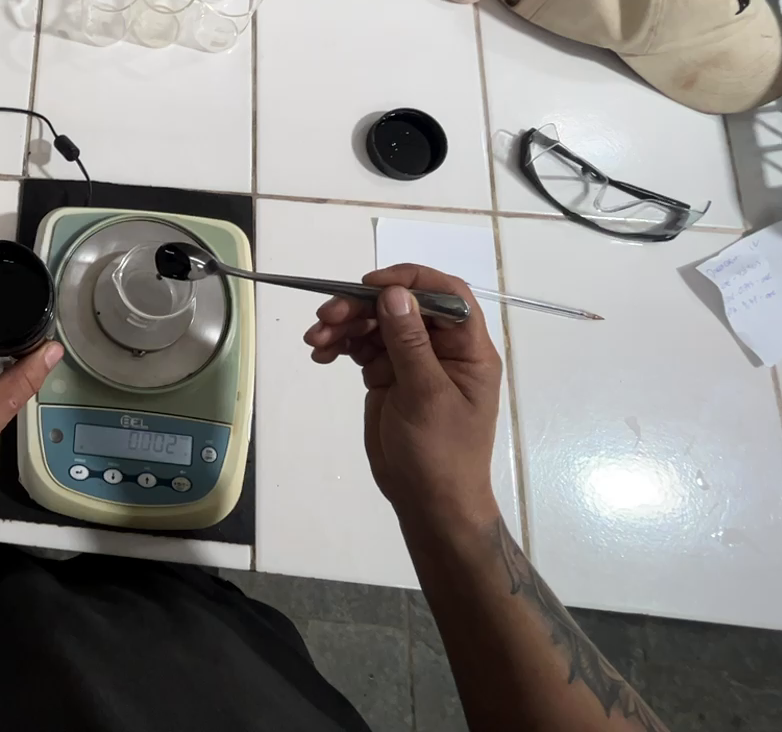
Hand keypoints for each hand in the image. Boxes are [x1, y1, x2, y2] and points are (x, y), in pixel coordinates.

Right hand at [304, 264, 501, 533]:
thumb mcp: (425, 395)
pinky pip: (360, 346)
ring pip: (374, 324)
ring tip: (315, 341)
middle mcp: (440, 348)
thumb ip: (409, 342)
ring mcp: (411, 361)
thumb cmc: (440, 451)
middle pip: (398, 306)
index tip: (370, 286)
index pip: (445, 294)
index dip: (409, 281)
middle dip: (360, 307)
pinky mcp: (387, 374)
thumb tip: (394, 293)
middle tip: (325, 317)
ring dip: (342, 326)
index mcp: (466, 349)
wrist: (427, 500)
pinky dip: (339, 346)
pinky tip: (321, 356)